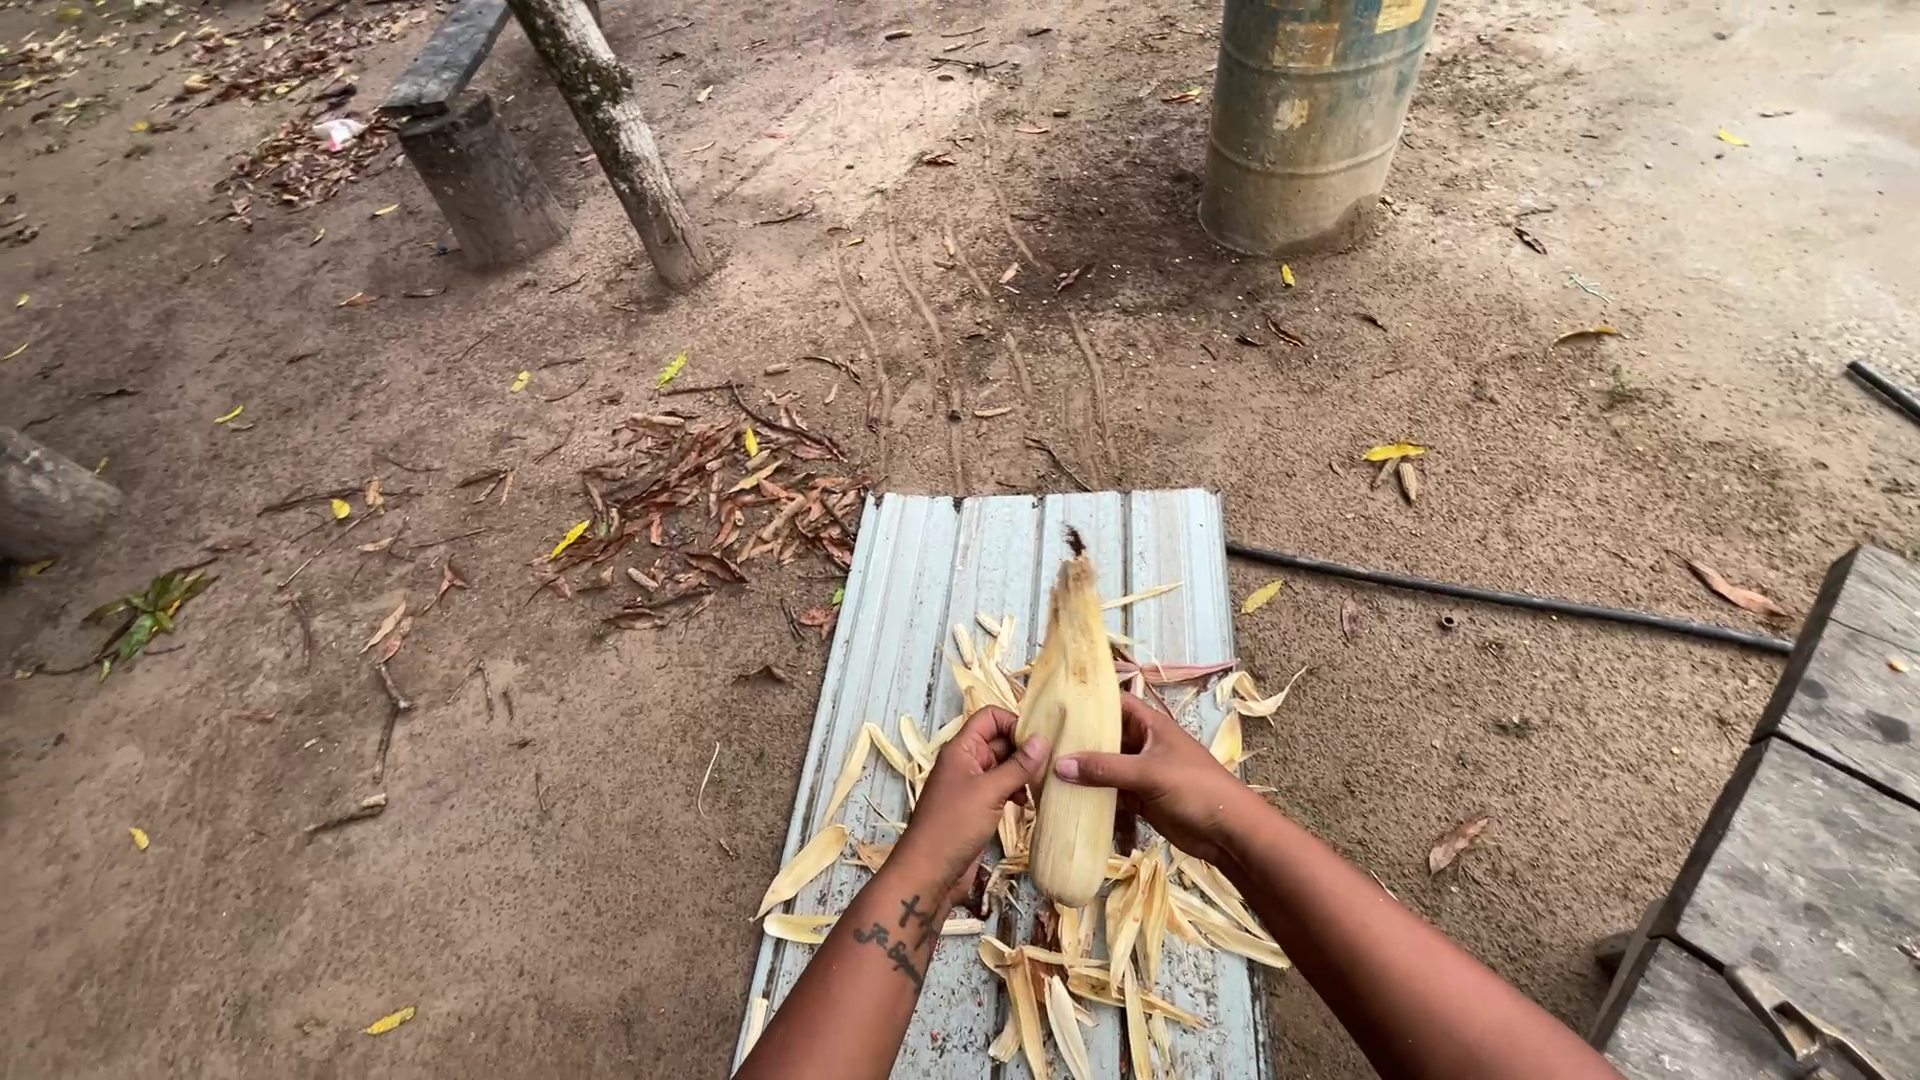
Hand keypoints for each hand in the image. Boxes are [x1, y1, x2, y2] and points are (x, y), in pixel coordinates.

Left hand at [893, 706, 1049, 891]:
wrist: (929, 873)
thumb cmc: (954, 825)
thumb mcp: (989, 791)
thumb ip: (1017, 765)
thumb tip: (1043, 739)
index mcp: (961, 748)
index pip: (990, 717)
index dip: (1013, 723)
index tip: (1038, 742)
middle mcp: (966, 761)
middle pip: (999, 740)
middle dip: (1024, 750)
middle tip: (1049, 765)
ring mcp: (971, 785)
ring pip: (1003, 766)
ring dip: (1022, 773)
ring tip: (1040, 787)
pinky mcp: (978, 808)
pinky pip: (1001, 788)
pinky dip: (1016, 791)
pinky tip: (1028, 804)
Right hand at [1054, 693, 1249, 865]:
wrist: (1230, 832)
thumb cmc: (1195, 788)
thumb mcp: (1149, 773)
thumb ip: (1105, 768)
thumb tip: (1060, 765)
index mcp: (1151, 725)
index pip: (1116, 704)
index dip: (1091, 702)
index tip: (1059, 705)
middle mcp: (1145, 744)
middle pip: (1107, 736)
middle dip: (1080, 741)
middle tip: (1045, 742)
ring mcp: (1143, 772)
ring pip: (1107, 767)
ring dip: (1085, 771)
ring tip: (1049, 770)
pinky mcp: (1142, 798)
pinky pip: (1112, 792)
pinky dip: (1096, 795)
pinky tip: (1071, 798)